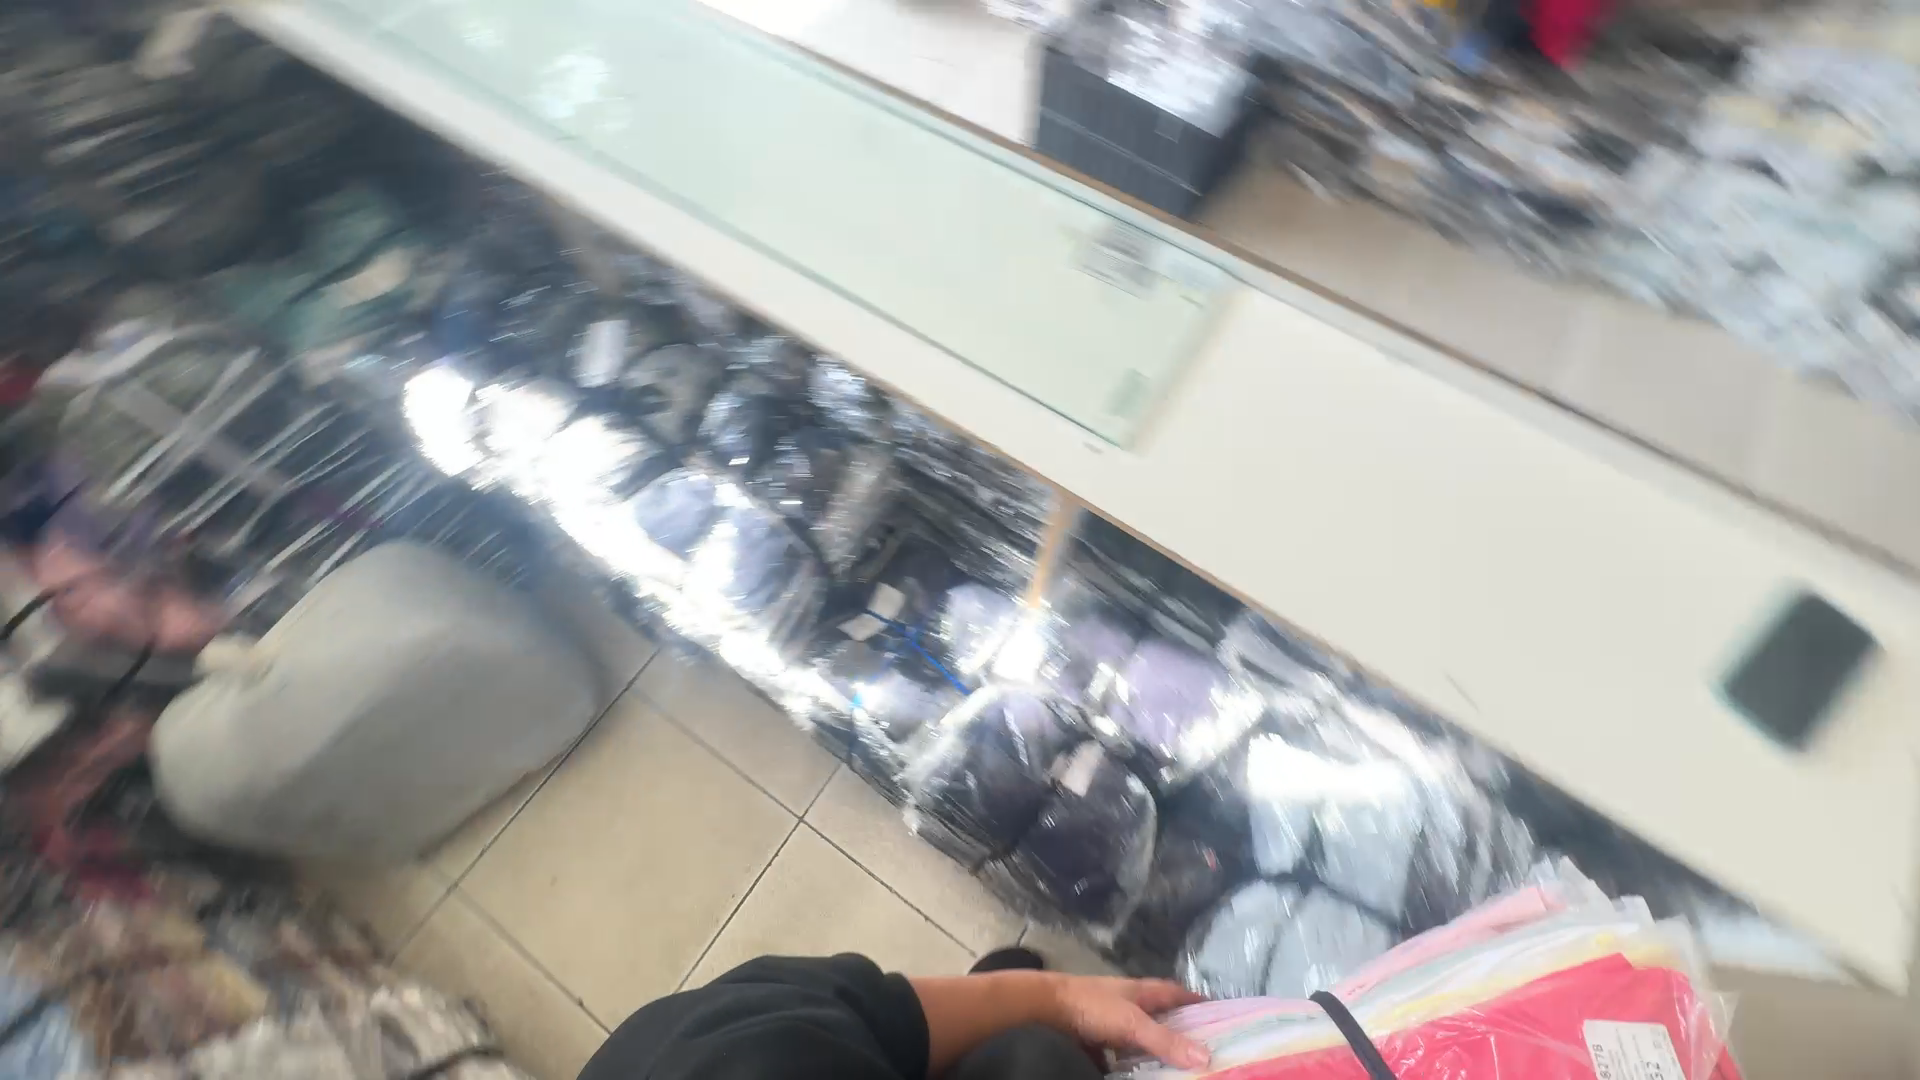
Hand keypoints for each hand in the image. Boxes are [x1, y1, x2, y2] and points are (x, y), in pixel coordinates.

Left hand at [1045, 973, 1209, 1069]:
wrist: (1049, 1006)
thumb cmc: (1093, 1007)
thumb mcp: (1132, 1024)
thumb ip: (1165, 1041)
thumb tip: (1206, 1055)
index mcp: (1143, 991)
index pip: (1178, 993)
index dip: (1198, 1001)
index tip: (1221, 1015)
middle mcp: (1131, 1001)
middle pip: (1163, 1014)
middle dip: (1183, 1029)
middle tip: (1205, 1050)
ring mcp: (1114, 1016)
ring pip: (1143, 1033)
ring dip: (1158, 1047)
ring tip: (1180, 1069)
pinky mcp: (1099, 1033)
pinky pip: (1123, 1049)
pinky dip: (1134, 1061)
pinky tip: (1142, 1075)